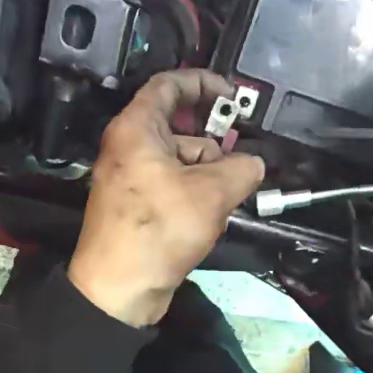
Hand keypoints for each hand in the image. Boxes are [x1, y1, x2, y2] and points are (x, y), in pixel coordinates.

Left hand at [69, 70, 266, 325]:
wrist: (119, 289)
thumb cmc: (158, 229)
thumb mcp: (212, 193)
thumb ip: (242, 169)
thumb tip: (253, 164)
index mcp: (136, 129)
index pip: (169, 85)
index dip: (203, 83)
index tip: (232, 96)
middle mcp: (129, 147)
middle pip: (181, 129)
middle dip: (215, 145)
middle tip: (239, 161)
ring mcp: (132, 178)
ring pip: (182, 161)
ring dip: (209, 177)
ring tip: (224, 203)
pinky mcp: (138, 206)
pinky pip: (174, 186)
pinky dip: (195, 195)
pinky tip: (210, 218)